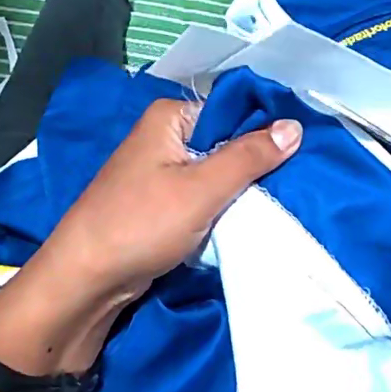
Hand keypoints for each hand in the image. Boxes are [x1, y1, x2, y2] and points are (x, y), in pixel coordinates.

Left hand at [0, 99, 300, 374]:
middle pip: (224, 143)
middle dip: (256, 165)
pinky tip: (250, 221)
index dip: (265, 129)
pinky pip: (202, 198)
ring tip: (283, 202)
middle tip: (300, 182)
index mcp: (169, 117)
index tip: (305, 150)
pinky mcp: (160, 204)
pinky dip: (221, 210)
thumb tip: (294, 125)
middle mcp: (163, 136)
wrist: (85, 280)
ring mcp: (160, 171)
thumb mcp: (202, 189)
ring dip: (240, 192)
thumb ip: (248, 157)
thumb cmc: (141, 223)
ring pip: (215, 175)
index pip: (230, 111)